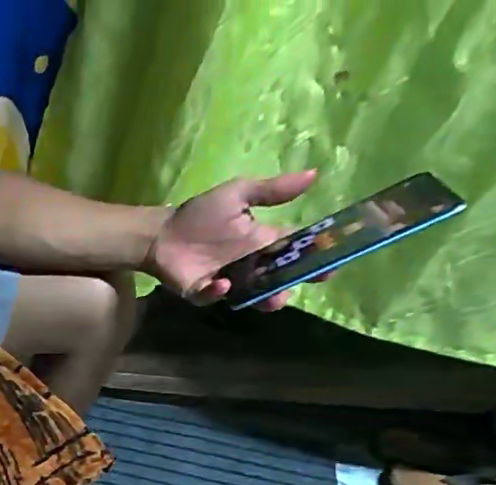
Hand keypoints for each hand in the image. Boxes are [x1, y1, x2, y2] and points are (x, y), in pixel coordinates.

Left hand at [145, 170, 320, 311]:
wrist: (163, 232)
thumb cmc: (201, 213)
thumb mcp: (239, 193)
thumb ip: (273, 190)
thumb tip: (314, 176)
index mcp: (262, 242)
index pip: (293, 251)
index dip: (313, 256)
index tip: (331, 262)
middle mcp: (249, 266)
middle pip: (277, 278)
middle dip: (291, 282)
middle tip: (302, 283)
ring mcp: (227, 282)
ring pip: (251, 295)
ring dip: (263, 297)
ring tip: (273, 297)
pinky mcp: (203, 292)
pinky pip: (213, 296)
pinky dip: (217, 292)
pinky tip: (222, 284)